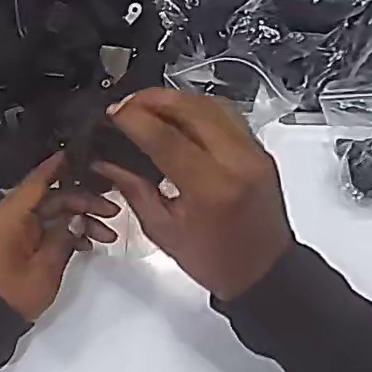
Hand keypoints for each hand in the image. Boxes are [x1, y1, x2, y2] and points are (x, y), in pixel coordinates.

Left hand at [0, 152, 120, 319]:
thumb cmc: (6, 293)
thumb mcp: (44, 266)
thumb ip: (64, 237)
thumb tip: (78, 219)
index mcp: (12, 214)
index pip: (39, 179)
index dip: (61, 166)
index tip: (79, 153)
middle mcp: (12, 216)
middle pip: (53, 197)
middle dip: (84, 202)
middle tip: (110, 211)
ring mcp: (16, 229)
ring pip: (54, 214)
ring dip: (80, 220)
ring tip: (106, 233)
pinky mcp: (19, 242)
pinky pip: (46, 228)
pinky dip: (66, 233)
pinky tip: (88, 243)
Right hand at [94, 88, 292, 299]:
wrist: (264, 272)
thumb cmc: (217, 260)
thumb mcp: (164, 230)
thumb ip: (134, 190)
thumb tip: (107, 162)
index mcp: (211, 188)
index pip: (166, 137)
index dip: (134, 119)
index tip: (114, 114)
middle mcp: (237, 163)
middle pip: (191, 108)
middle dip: (153, 99)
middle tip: (127, 105)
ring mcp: (253, 153)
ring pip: (212, 104)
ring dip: (176, 99)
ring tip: (149, 106)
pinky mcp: (259, 151)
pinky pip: (228, 115)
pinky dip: (199, 107)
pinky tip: (179, 115)